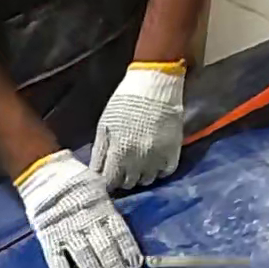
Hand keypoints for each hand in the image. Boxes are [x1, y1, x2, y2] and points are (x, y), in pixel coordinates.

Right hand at [15, 153, 144, 267]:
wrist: (44, 173)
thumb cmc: (74, 183)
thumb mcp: (98, 189)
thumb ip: (106, 209)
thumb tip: (117, 230)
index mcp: (102, 209)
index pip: (119, 232)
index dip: (128, 250)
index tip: (135, 266)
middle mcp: (87, 221)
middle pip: (104, 247)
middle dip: (114, 266)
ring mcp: (67, 230)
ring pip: (84, 254)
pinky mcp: (48, 237)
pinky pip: (55, 257)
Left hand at [90, 62, 185, 191]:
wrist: (156, 83)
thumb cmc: (125, 104)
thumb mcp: (104, 127)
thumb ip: (99, 153)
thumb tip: (95, 174)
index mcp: (118, 154)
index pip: (110, 183)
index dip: (107, 181)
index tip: (108, 175)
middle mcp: (138, 160)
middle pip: (128, 184)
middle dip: (123, 179)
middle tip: (122, 168)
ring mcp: (157, 157)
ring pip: (146, 181)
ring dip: (140, 176)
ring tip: (137, 164)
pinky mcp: (173, 150)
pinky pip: (166, 172)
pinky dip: (159, 170)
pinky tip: (154, 162)